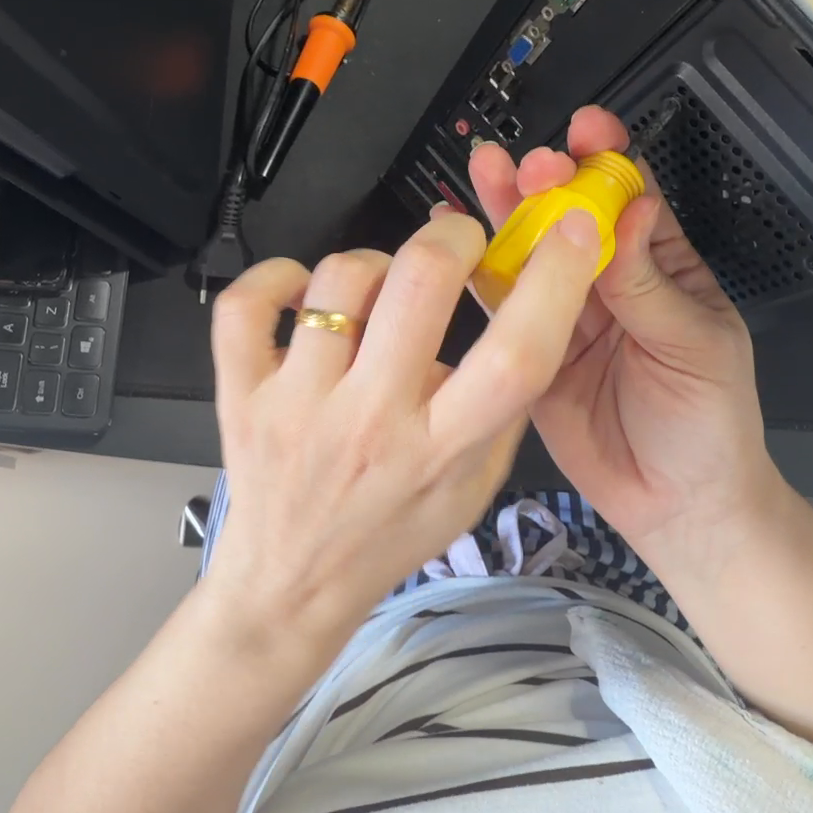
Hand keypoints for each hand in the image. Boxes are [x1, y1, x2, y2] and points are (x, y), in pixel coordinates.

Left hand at [203, 210, 599, 633]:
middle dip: (450, 237)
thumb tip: (518, 304)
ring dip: (371, 264)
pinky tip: (302, 296)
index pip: (516, 354)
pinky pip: (248, 302)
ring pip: (338, 278)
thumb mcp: (474, 487)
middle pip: (420, 283)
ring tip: (375, 291)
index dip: (554, 279)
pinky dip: (277, 276)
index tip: (570, 230)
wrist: (292, 582)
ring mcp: (297, 405)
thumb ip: (501, 406)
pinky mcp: (242, 393)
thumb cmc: (391, 532)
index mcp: (442, 449)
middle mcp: (371, 421)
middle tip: (454, 245)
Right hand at [467, 105, 782, 553]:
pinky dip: (476, 272)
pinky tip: (452, 239)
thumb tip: (633, 210)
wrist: (675, 507)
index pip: (632, 201)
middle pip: (571, 219)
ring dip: (507, 212)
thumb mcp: (695, 347)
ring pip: (530, 253)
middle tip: (527, 164)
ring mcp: (563, 317)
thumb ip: (652, 285)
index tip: (586, 130)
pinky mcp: (528, 351)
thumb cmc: (707, 423)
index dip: (608, 162)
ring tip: (484, 172)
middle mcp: (607, 284)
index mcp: (662, 270)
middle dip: (549, 183)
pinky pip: (501, 306)